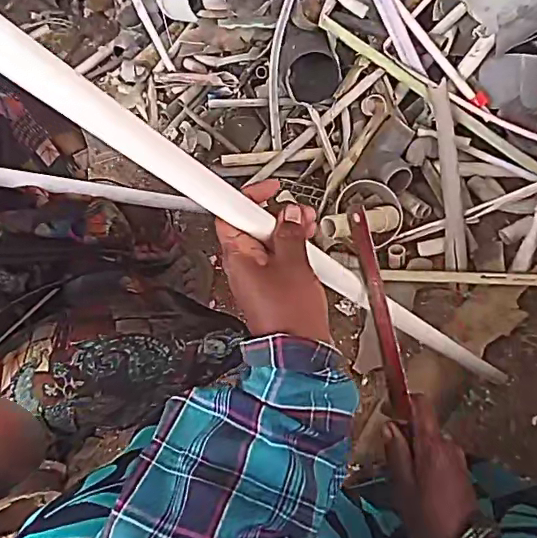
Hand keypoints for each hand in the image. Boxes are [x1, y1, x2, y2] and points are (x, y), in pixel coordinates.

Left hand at [213, 180, 330, 344]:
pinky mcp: (270, 283)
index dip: (246, 196)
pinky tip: (308, 245)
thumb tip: (289, 214)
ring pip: (268, 240)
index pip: (228, 213)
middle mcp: (242, 263)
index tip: (265, 188)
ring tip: (308, 228)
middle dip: (276, 214)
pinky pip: (277, 256)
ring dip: (288, 230)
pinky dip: (292, 248)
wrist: (299, 349)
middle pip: (252, 224)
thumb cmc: (290, 316)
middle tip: (297, 212)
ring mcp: (256, 273)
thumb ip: (290, 233)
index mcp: (237, 255)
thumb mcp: (295, 264)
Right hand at [385, 396, 478, 537]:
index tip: (388, 411)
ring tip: (402, 477)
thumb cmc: (425, 518)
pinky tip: (418, 486)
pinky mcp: (463, 473)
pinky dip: (426, 463)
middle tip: (388, 457)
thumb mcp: (402, 486)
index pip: (422, 405)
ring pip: (431, 443)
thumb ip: (396, 452)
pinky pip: (440, 457)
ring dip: (416, 451)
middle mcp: (450, 446)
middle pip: (425, 426)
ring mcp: (459, 459)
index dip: (404, 402)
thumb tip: (390, 427)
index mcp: (432, 445)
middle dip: (406, 435)